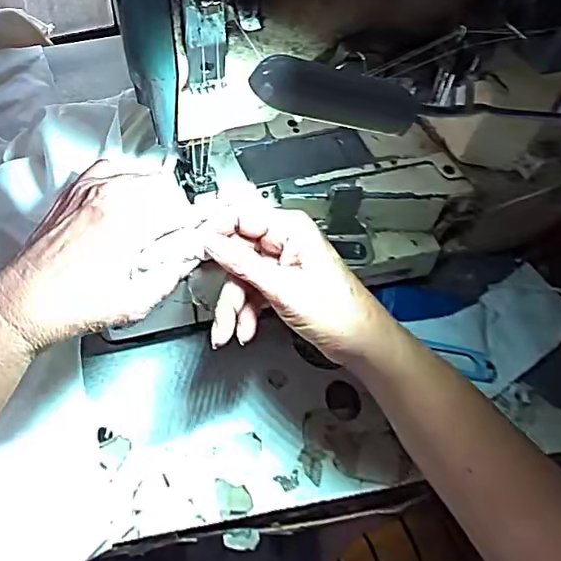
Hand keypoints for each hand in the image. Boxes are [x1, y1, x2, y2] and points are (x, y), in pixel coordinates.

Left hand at [0, 159, 208, 354]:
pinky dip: (123, 179)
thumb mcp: (134, 302)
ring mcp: (89, 188)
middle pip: (163, 186)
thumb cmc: (69, 302)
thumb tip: (184, 260)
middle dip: (174, 210)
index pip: (180, 207)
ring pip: (139, 173)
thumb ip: (169, 276)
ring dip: (152, 193)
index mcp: (128, 218)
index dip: (192, 225)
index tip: (193, 236)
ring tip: (150, 221)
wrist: (26, 300)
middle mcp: (109, 193)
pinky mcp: (74, 190)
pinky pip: (110, 169)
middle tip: (173, 235)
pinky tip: (124, 201)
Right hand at [205, 202, 401, 366]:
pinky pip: (249, 290)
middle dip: (226, 285)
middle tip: (215, 305)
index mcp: (289, 228)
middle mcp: (283, 240)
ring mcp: (279, 262)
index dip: (215, 230)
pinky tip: (244, 329)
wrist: (363, 346)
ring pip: (239, 275)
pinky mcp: (278, 281)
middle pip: (235, 251)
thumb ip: (243, 263)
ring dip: (233, 305)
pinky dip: (244, 311)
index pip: (240, 215)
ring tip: (229, 330)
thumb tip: (212, 241)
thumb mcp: (283, 288)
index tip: (196, 248)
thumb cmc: (341, 314)